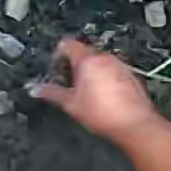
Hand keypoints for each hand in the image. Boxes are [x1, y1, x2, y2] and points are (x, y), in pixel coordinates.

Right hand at [32, 38, 163, 143]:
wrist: (136, 125)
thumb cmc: (101, 113)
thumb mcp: (71, 104)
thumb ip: (52, 93)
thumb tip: (35, 89)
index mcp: (87, 60)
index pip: (67, 44)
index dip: (57, 55)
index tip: (55, 69)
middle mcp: (104, 57)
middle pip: (83, 52)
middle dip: (73, 65)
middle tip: (68, 83)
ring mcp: (120, 65)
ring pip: (99, 61)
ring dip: (89, 71)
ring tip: (86, 92)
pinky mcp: (130, 75)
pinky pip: (112, 69)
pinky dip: (104, 77)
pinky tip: (103, 96)